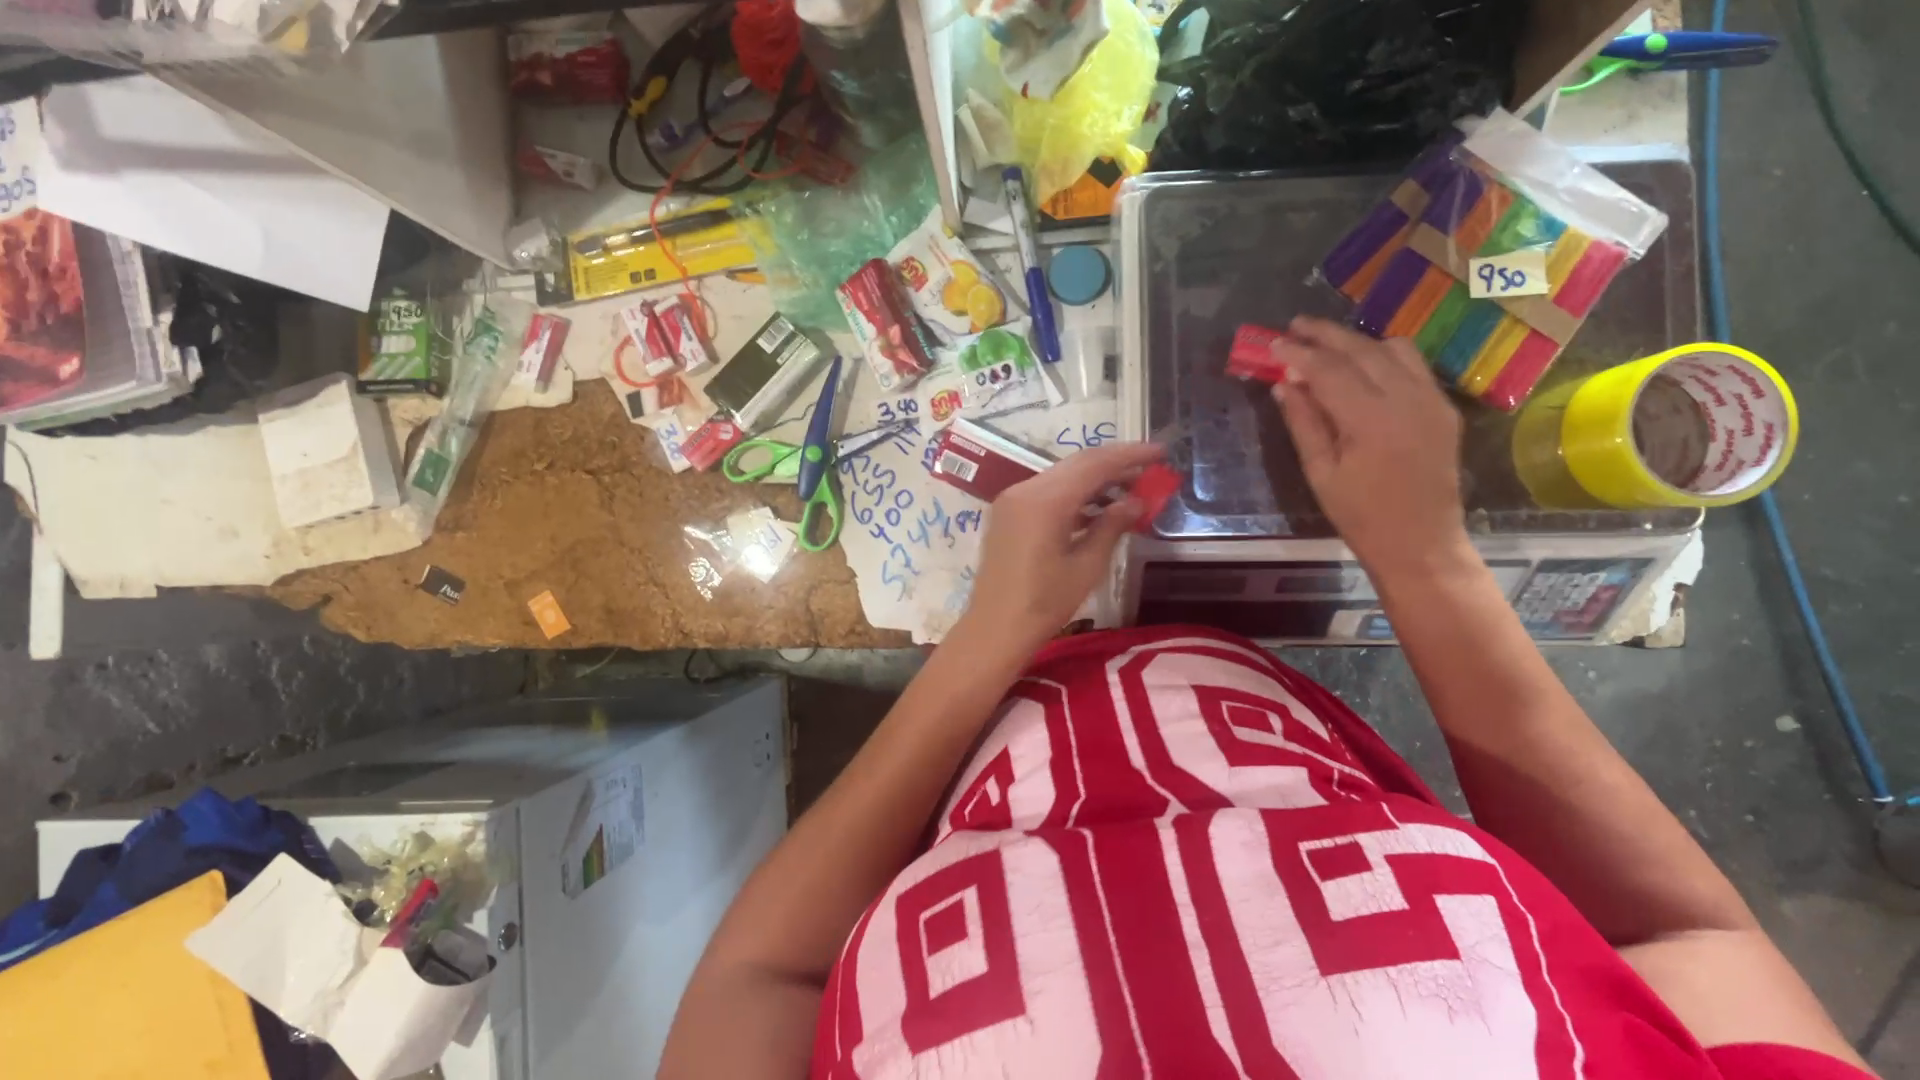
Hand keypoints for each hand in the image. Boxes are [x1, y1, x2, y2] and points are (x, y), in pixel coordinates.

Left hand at [959, 441, 1165, 650]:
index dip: (1129, 455)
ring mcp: (1012, 500)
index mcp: (1044, 501)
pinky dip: (1075, 495)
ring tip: (1131, 491)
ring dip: (1095, 480)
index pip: (1094, 464)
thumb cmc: (1044, 604)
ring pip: (1062, 477)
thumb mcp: (1087, 566)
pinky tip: (1100, 508)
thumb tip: (1136, 501)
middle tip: (1150, 469)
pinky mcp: (1009, 513)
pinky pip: (1047, 492)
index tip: (1160, 452)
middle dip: (1114, 464)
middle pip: (1077, 465)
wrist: (995, 628)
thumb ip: (1111, 527)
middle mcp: (1025, 490)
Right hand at [1268, 316, 1470, 581]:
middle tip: (1295, 326)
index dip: (1298, 354)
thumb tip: (1284, 385)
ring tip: (1327, 344)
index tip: (1273, 344)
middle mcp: (1407, 400)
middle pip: (1362, 350)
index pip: (1329, 371)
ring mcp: (1431, 400)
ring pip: (1392, 349)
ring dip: (1357, 341)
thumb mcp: (1321, 474)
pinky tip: (1363, 364)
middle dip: (1325, 336)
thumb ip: (1304, 423)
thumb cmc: (1361, 517)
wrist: (1422, 543)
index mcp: (1371, 421)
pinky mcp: (1443, 407)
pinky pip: (1413, 365)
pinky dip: (1384, 355)